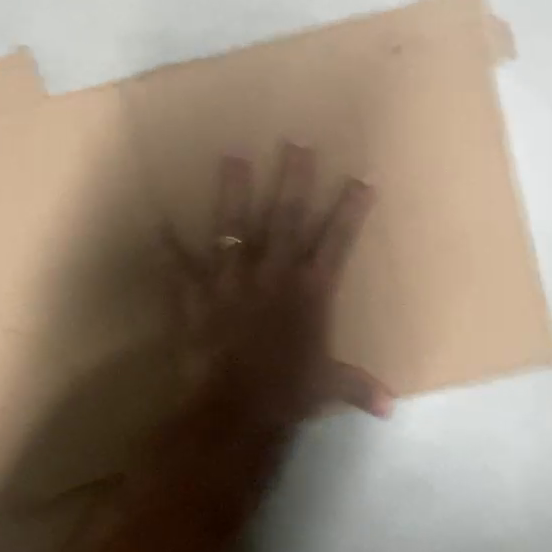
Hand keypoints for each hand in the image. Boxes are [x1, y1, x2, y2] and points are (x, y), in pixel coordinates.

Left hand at [167, 144, 390, 431]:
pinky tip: (159, 220)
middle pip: (286, 217)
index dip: (350, 209)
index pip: (336, 241)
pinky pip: (179, 265)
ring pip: (235, 226)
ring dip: (234, 191)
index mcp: (310, 291)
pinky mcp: (197, 293)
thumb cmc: (287, 394)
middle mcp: (273, 274)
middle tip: (296, 143)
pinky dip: (168, 246)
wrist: (235, 408)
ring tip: (233, 157)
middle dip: (293, 179)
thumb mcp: (328, 386)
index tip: (360, 179)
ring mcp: (232, 279)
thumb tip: (392, 408)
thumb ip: (359, 386)